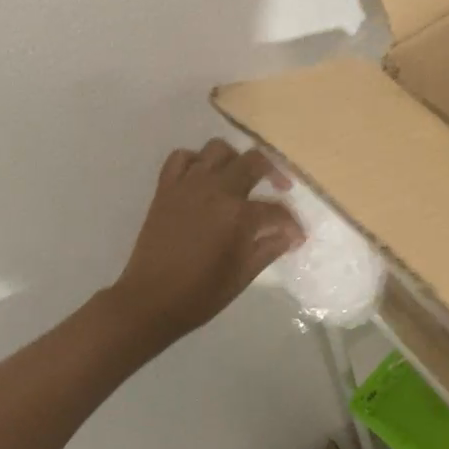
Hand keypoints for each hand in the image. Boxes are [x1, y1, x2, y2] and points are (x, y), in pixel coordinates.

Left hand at [113, 139, 304, 337]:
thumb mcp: (244, 275)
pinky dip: (196, 161)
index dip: (292, 224)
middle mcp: (216, 190)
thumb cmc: (202, 294)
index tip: (297, 236)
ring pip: (219, 149)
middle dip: (275, 173)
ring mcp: (188, 185)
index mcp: (239, 215)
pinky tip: (204, 178)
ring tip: (241, 178)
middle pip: (254, 162)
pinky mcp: (166, 188)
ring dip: (236, 159)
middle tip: (281, 188)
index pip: (277, 210)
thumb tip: (290, 235)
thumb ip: (269, 248)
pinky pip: (182, 157)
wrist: (152, 299)